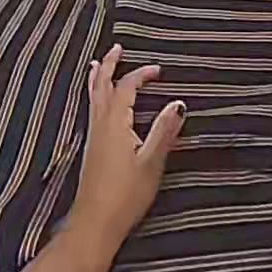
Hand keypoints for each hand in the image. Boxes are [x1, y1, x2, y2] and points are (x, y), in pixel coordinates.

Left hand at [67, 44, 184, 252]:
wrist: (94, 225)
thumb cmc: (125, 194)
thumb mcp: (152, 161)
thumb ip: (164, 130)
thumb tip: (179, 103)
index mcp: (115, 122)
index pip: (127, 87)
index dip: (141, 75)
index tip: (158, 70)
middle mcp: (101, 124)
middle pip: (104, 85)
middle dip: (111, 65)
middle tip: (116, 47)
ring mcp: (94, 135)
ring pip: (94, 96)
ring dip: (99, 77)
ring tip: (98, 64)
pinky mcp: (92, 147)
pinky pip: (92, 108)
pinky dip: (95, 94)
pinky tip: (97, 101)